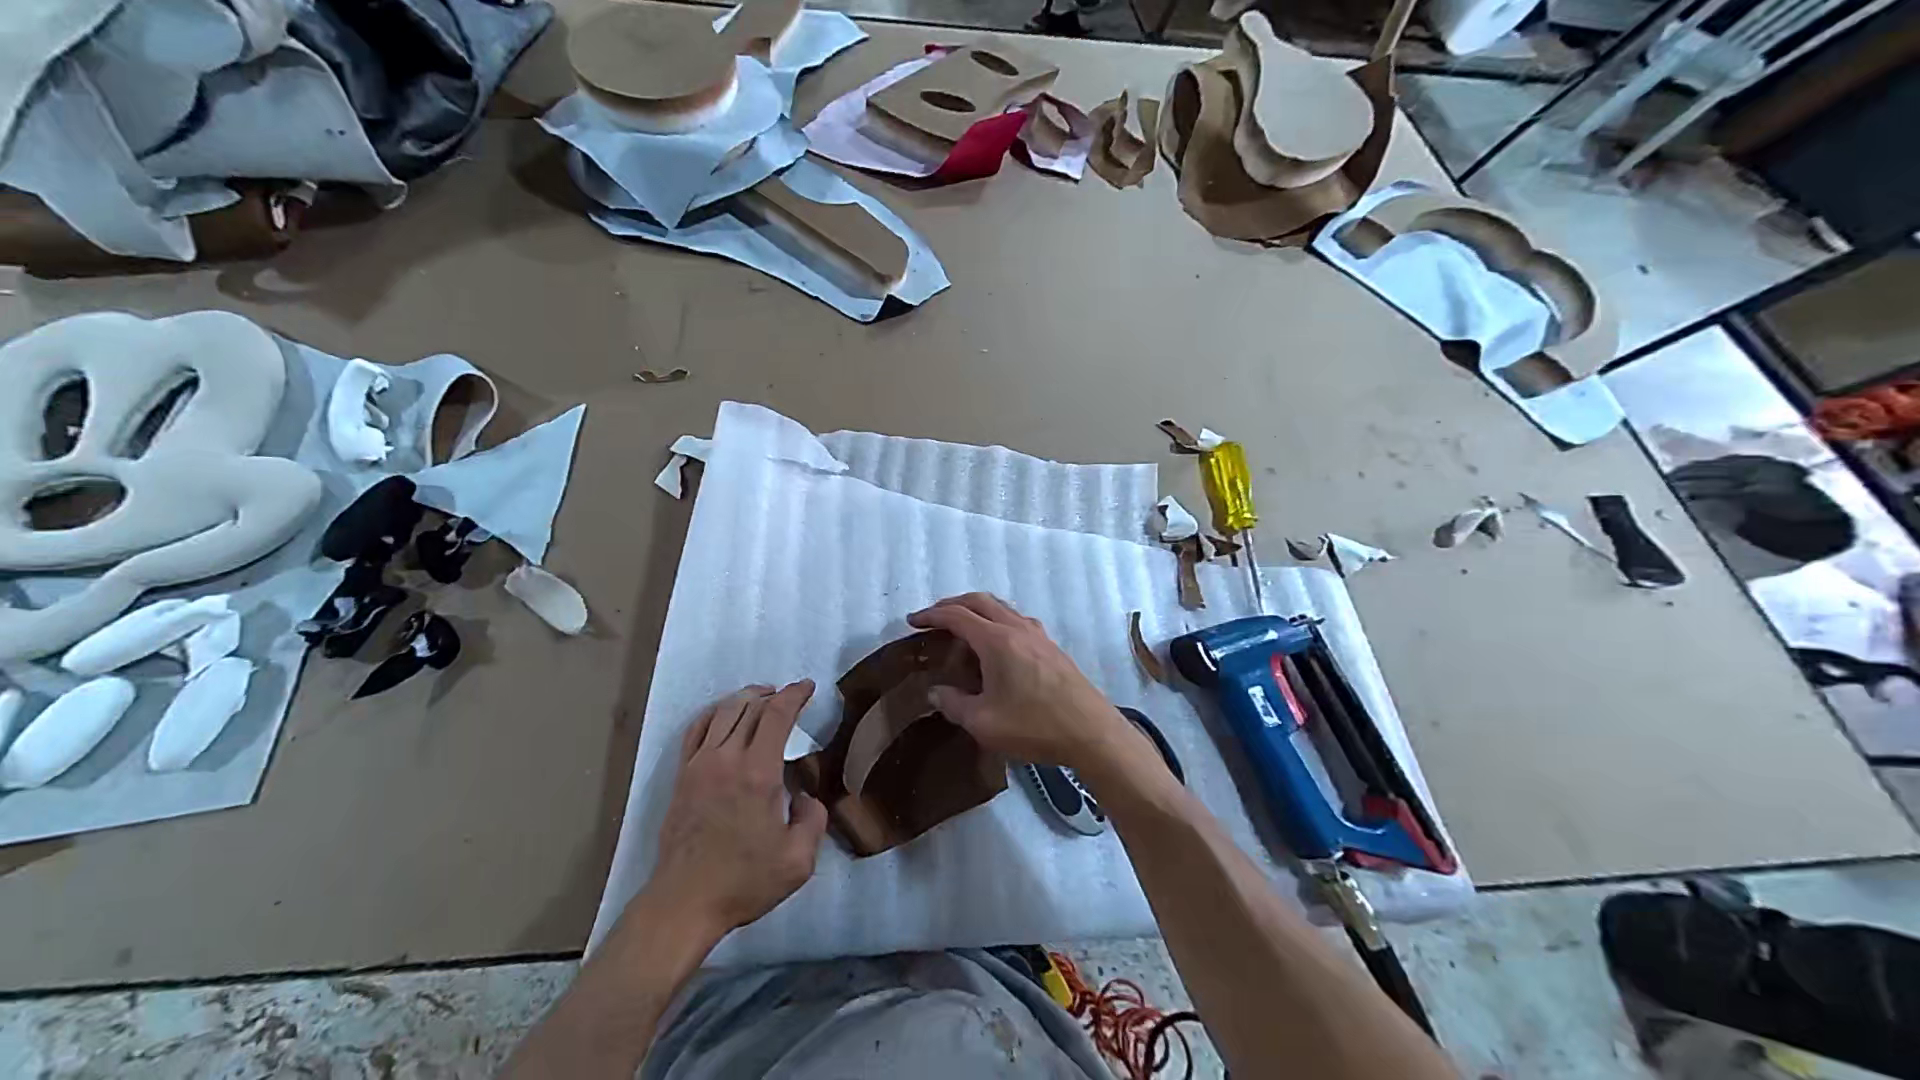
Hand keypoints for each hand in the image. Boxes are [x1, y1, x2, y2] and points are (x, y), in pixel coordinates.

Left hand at [640, 682, 828, 942]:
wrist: (685, 903)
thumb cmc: (744, 882)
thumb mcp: (799, 860)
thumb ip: (814, 819)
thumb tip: (806, 796)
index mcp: (758, 773)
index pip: (777, 715)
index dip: (795, 695)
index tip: (808, 687)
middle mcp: (727, 759)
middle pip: (751, 707)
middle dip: (775, 695)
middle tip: (791, 695)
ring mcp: (699, 765)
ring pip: (723, 712)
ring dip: (746, 698)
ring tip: (762, 697)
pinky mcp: (682, 776)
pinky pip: (697, 730)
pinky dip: (715, 713)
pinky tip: (725, 715)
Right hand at [908, 593, 1141, 777]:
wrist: (1091, 732)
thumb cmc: (1034, 727)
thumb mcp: (983, 723)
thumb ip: (954, 704)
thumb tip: (935, 692)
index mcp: (997, 641)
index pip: (957, 616)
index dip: (932, 615)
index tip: (913, 620)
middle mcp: (1018, 629)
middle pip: (980, 601)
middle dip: (953, 604)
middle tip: (934, 617)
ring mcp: (1039, 636)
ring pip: (1002, 609)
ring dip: (978, 611)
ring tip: (963, 629)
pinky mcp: (1053, 649)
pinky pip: (1018, 622)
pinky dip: (997, 622)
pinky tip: (996, 646)